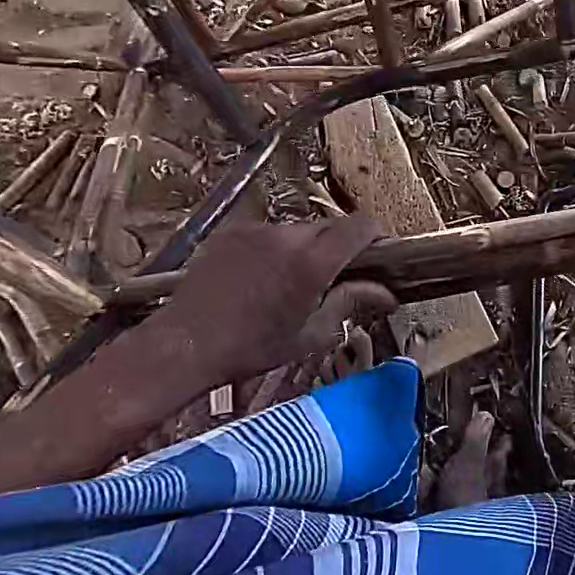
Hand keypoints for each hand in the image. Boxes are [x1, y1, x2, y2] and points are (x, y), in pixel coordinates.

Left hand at [151, 216, 397, 383]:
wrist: (187, 343)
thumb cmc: (253, 348)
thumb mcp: (310, 334)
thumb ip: (351, 303)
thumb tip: (387, 294)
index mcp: (313, 262)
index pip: (360, 227)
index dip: (375, 236)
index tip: (378, 254)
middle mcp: (288, 235)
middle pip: (330, 226)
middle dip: (341, 246)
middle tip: (337, 276)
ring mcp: (258, 229)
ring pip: (299, 230)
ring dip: (307, 247)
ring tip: (293, 280)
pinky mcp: (234, 230)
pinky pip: (269, 232)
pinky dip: (277, 247)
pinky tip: (263, 276)